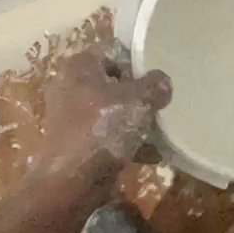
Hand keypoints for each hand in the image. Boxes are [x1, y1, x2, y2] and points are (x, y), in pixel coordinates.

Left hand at [35, 45, 172, 180]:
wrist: (71, 181)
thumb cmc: (102, 129)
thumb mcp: (138, 101)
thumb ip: (155, 86)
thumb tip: (162, 82)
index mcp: (80, 65)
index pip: (115, 50)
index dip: (138, 64)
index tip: (155, 84)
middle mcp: (70, 85)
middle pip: (115, 82)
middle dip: (139, 96)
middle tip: (160, 108)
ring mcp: (71, 116)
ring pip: (112, 110)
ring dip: (136, 121)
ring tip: (159, 133)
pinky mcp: (75, 142)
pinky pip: (107, 134)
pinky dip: (126, 142)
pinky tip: (150, 155)